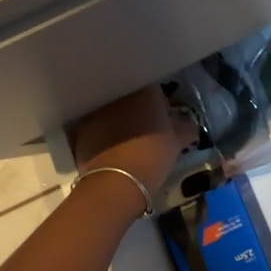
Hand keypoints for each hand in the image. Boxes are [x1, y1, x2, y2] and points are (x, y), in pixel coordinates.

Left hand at [70, 86, 194, 192]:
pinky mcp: (80, 129)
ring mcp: (96, 110)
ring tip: (126, 141)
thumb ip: (184, 129)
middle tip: (145, 129)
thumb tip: (190, 126)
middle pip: (129, 97)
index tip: (162, 119)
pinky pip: (95, 127)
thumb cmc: (152, 155)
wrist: (116, 182)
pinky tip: (110, 151)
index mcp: (145, 90)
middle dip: (136, 109)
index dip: (158, 103)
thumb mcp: (177, 142)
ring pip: (111, 110)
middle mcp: (118, 93)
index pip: (154, 89)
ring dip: (118, 120)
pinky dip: (102, 135)